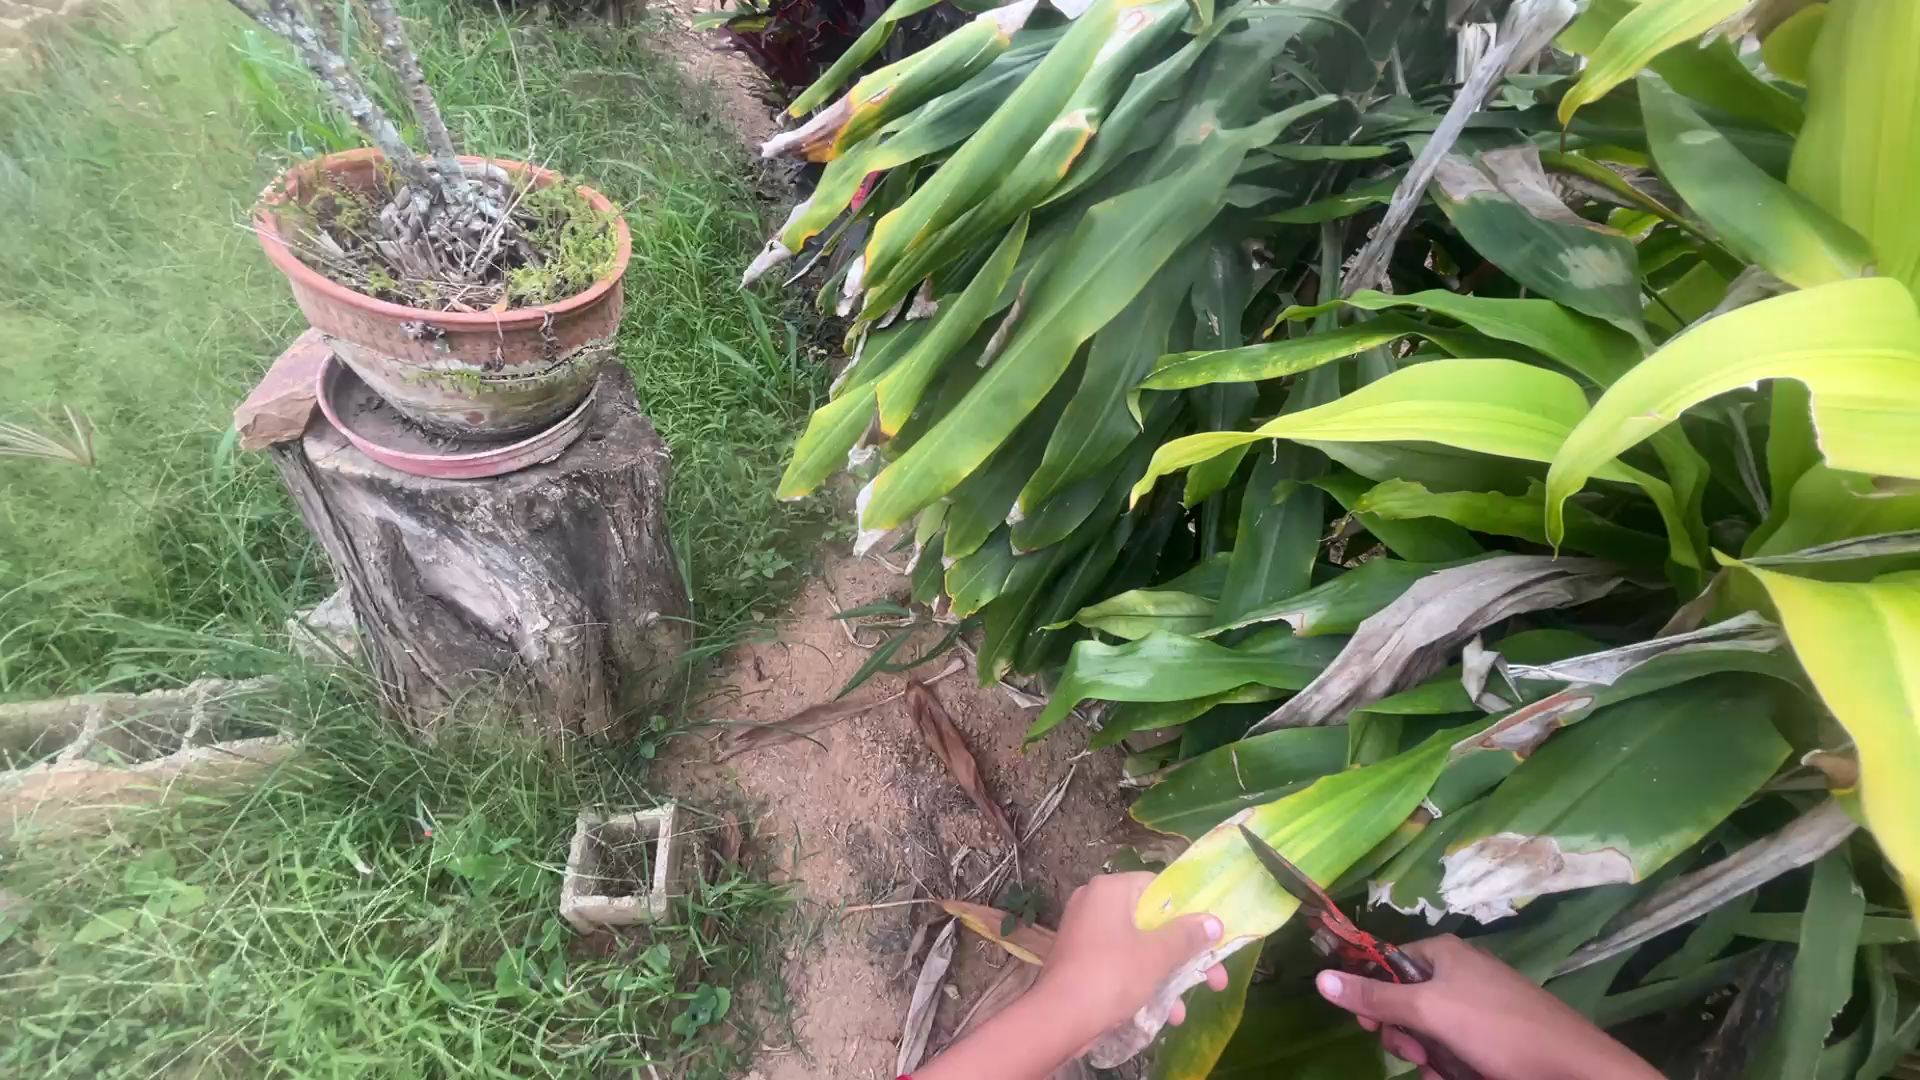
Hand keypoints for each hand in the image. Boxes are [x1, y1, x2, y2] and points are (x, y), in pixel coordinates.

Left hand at [1029, 872, 1227, 1040]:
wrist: (1060, 1017)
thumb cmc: (1111, 975)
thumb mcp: (1156, 956)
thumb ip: (1187, 936)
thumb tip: (1213, 921)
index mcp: (1110, 889)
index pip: (1156, 887)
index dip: (1186, 910)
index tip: (1209, 933)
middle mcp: (1095, 901)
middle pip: (1150, 921)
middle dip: (1183, 954)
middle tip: (1213, 976)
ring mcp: (1085, 930)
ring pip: (1137, 946)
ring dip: (1164, 975)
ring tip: (1182, 1010)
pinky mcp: (1081, 957)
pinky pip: (1119, 961)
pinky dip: (1140, 981)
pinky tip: (1162, 1014)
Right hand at [1314, 935, 1661, 1079]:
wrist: (1587, 1076)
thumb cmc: (1501, 1030)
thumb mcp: (1429, 1012)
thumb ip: (1373, 997)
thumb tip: (1319, 978)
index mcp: (1442, 952)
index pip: (1386, 964)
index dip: (1373, 995)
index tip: (1370, 1026)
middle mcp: (1460, 974)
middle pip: (1407, 1003)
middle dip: (1407, 1036)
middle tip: (1418, 1057)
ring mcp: (1485, 1009)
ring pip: (1433, 1034)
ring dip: (1432, 1060)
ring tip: (1449, 1076)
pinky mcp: (1504, 1042)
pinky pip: (1462, 1052)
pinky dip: (1458, 1070)